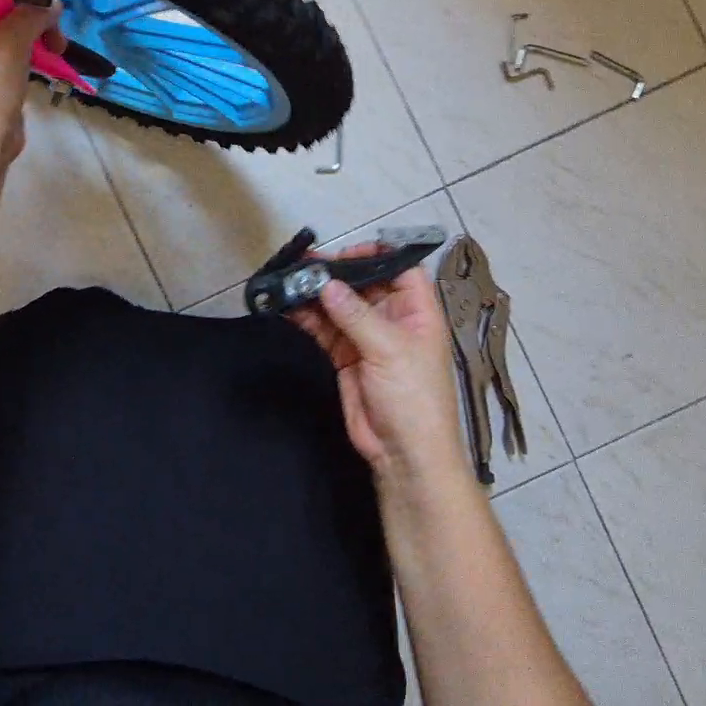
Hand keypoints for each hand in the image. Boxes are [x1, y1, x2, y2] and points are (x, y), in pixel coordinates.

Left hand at [0, 0, 66, 161]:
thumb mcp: (13, 36)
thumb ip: (34, 12)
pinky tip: (52, 62)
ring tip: (59, 51)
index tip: (43, 6)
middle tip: (56, 35)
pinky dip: (37, 56)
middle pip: (10, 11)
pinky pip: (21, 56)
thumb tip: (54, 3)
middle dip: (37, 18)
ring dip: (42, 37)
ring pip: (19, 34)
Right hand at [289, 245, 463, 476]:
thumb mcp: (389, 350)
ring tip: (288, 281)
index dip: (378, 255)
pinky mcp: (346, 357)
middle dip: (336, 274)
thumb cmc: (413, 397)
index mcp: (418, 313)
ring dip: (316, 295)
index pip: (401, 270)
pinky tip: (288, 306)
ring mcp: (367, 338)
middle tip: (304, 264)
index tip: (345, 252)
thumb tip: (326, 284)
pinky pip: (325, 329)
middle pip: (363, 285)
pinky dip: (307, 318)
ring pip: (339, 306)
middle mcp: (393, 320)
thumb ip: (355, 315)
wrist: (403, 453)